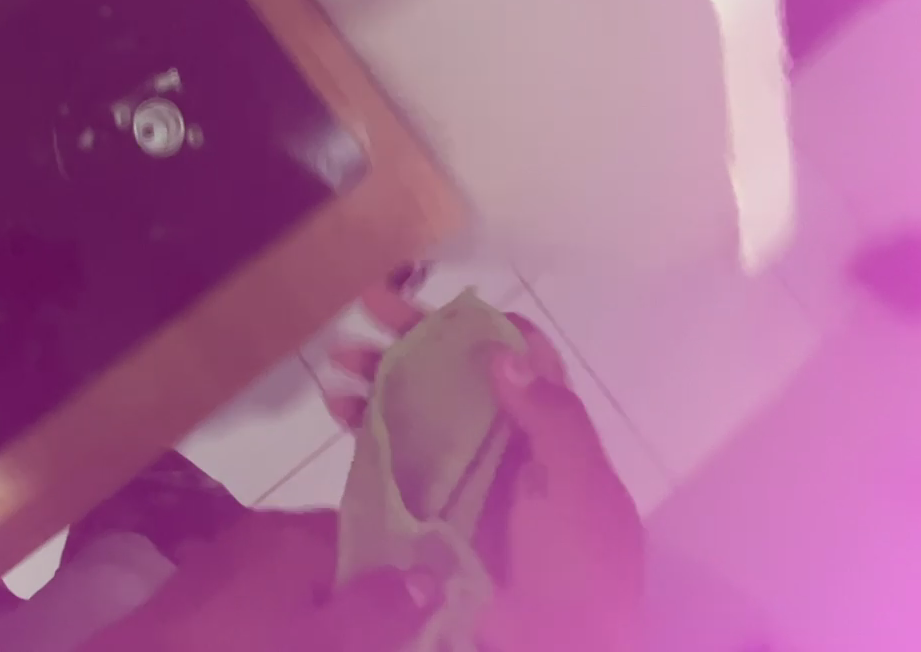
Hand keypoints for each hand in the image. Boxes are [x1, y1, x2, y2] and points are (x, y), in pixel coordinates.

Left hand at [79, 510, 438, 651]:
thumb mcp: (327, 644)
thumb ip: (379, 609)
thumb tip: (428, 571)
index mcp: (295, 534)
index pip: (365, 534)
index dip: (397, 572)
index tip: (425, 615)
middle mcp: (263, 530)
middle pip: (331, 555)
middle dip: (361, 596)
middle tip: (385, 640)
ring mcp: (230, 553)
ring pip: (298, 576)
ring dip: (325, 611)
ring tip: (341, 639)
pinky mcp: (207, 581)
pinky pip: (265, 590)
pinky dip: (287, 615)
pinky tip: (291, 640)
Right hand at [325, 285, 645, 651]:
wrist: (547, 649)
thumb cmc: (579, 570)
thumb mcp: (583, 494)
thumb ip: (553, 421)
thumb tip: (502, 351)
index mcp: (544, 428)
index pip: (517, 356)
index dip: (482, 323)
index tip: (443, 304)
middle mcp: (498, 435)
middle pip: (452, 368)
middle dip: (410, 333)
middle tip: (369, 303)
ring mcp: (456, 462)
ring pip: (412, 399)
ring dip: (375, 371)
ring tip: (339, 358)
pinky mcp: (421, 490)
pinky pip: (387, 442)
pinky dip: (360, 418)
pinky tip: (337, 404)